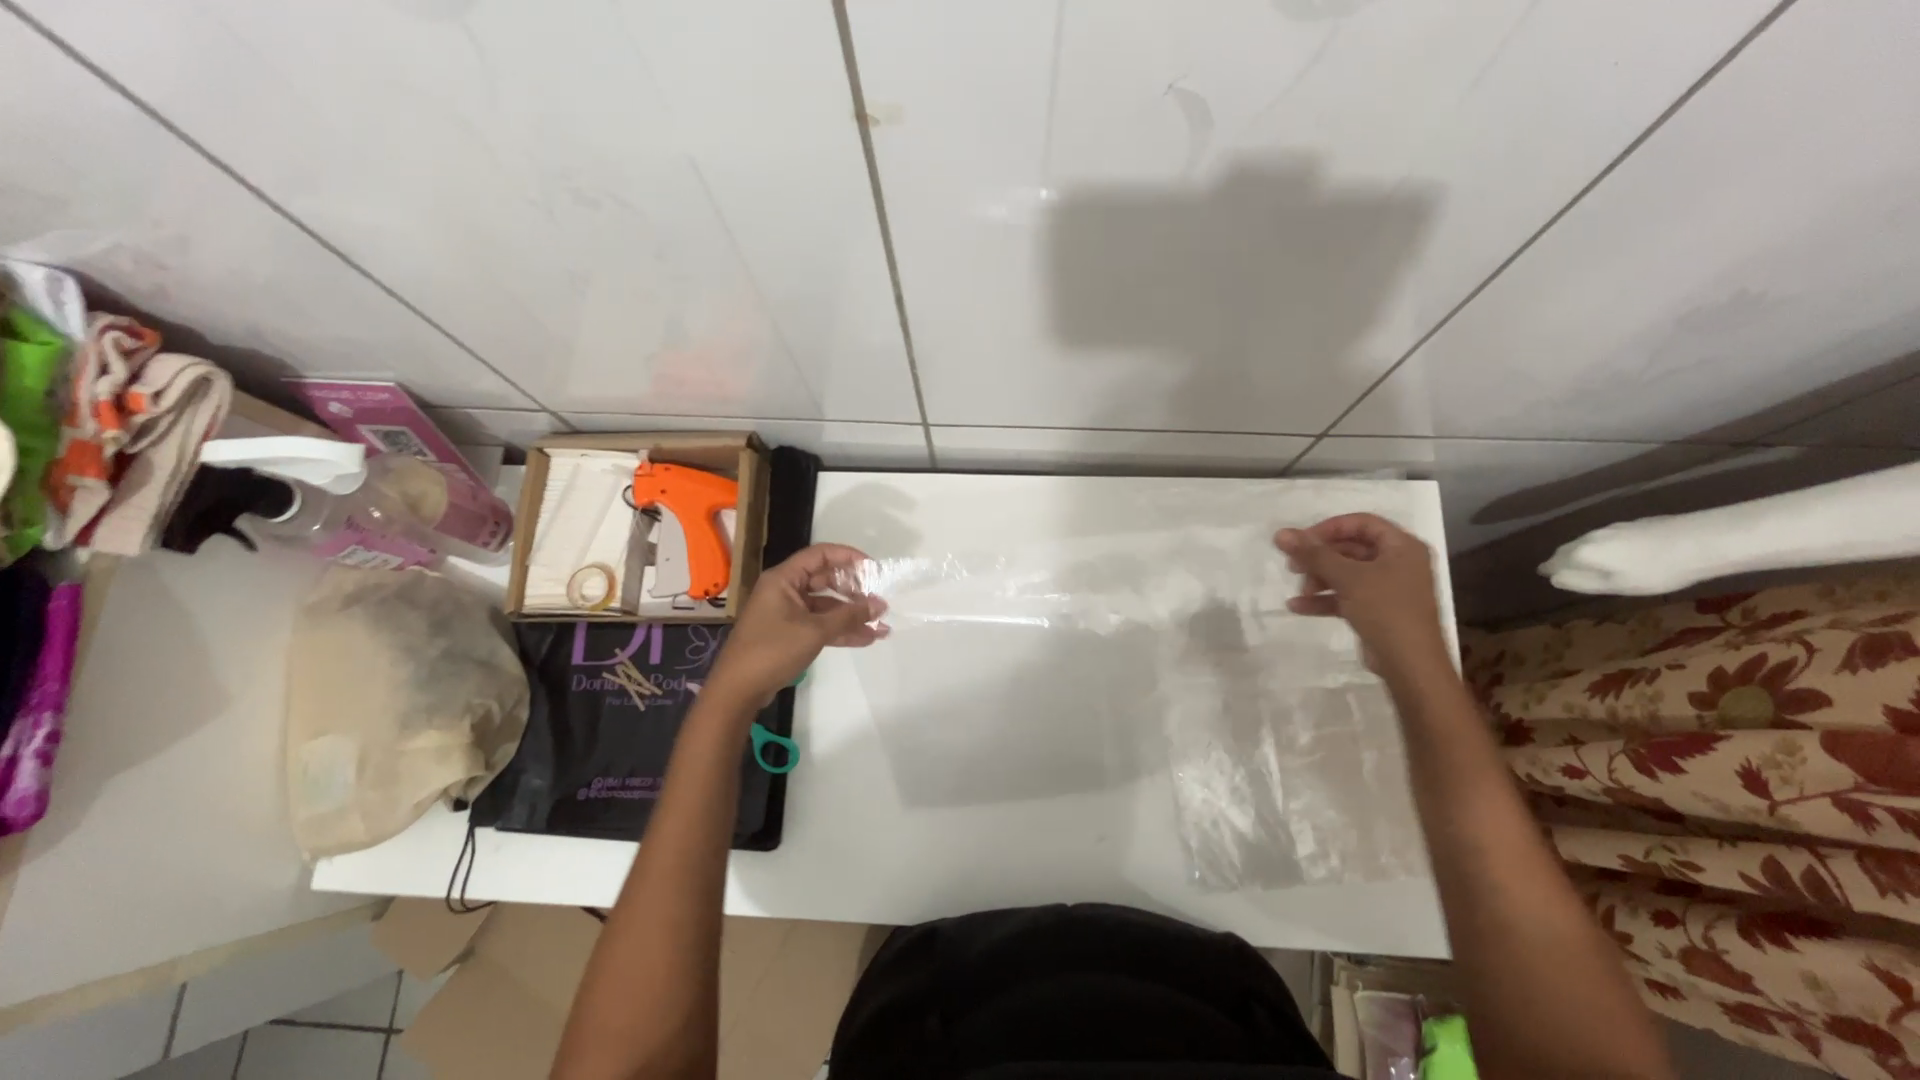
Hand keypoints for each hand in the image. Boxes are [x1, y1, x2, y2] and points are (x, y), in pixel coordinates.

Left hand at [705, 543, 885, 707]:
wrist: (739, 688)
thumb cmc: (773, 650)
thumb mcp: (815, 630)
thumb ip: (849, 615)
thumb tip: (879, 604)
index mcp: (784, 579)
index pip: (820, 555)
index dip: (849, 557)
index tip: (874, 569)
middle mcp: (784, 590)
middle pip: (825, 580)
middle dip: (854, 590)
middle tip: (878, 599)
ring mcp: (786, 613)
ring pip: (825, 606)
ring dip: (851, 615)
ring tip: (881, 624)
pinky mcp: (789, 633)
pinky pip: (819, 624)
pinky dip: (840, 630)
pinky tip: (865, 638)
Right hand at [1274, 513, 1447, 674]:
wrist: (1410, 664)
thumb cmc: (1386, 610)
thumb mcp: (1348, 578)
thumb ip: (1313, 554)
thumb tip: (1280, 533)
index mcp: (1402, 546)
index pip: (1361, 523)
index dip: (1329, 528)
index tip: (1301, 541)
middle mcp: (1398, 562)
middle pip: (1351, 548)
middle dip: (1320, 557)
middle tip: (1293, 566)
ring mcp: (1388, 588)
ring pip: (1347, 573)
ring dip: (1320, 579)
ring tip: (1300, 589)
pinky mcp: (1377, 610)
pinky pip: (1347, 596)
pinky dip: (1325, 599)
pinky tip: (1298, 606)